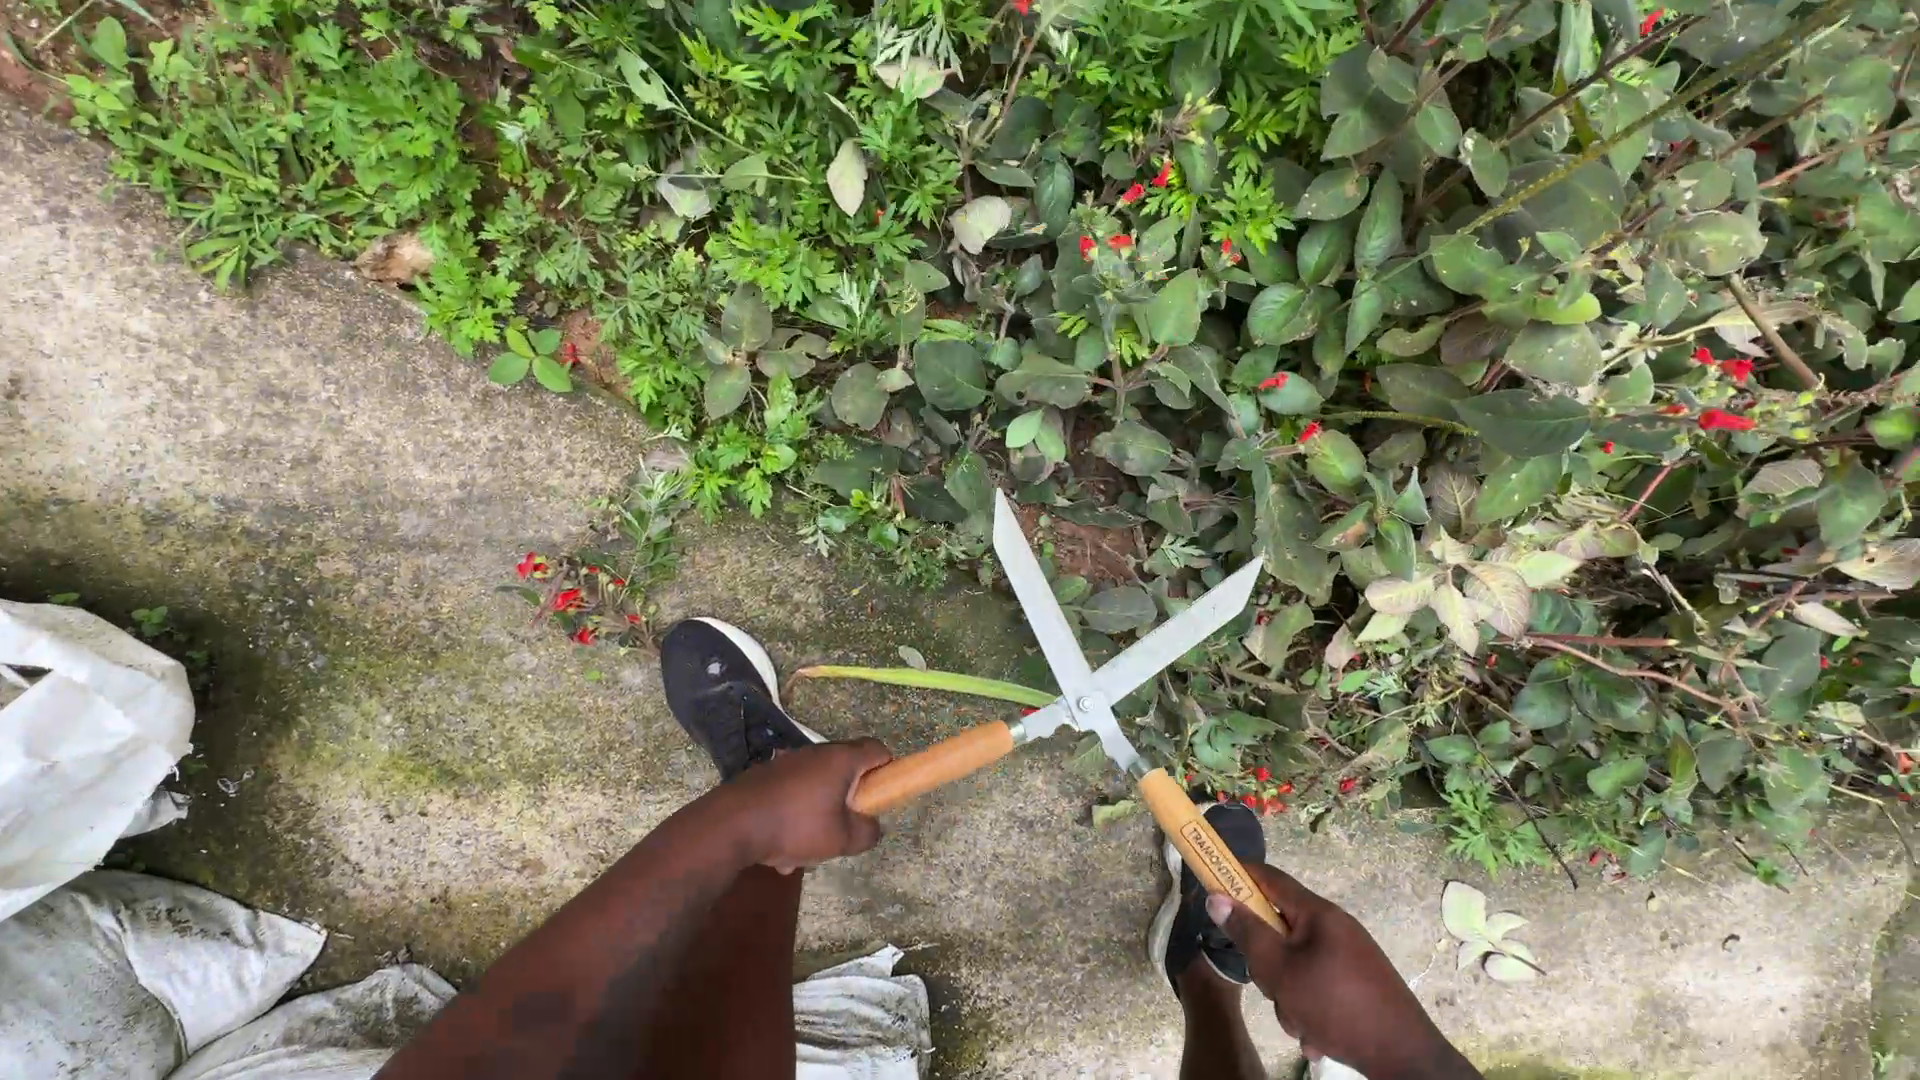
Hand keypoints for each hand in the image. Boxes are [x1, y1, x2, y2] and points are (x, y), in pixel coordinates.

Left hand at [717, 739, 891, 872]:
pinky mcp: (766, 776)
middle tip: (845, 826)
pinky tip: (778, 850)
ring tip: (805, 851)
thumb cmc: (795, 826)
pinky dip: (793, 817)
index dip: (888, 770)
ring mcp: (788, 762)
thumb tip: (872, 826)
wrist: (731, 824)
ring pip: (817, 788)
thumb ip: (867, 832)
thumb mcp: (842, 839)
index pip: (878, 749)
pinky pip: (792, 795)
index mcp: (841, 759)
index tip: (882, 796)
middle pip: (846, 770)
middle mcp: (816, 753)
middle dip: (849, 801)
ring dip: (818, 815)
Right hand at [1206, 863, 1478, 1079]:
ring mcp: (1349, 958)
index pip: (1269, 877)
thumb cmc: (1336, 1005)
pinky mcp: (1359, 986)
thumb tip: (1216, 897)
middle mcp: (1334, 928)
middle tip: (1269, 983)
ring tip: (1300, 1022)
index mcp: (1318, 913)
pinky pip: (1318, 986)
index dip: (1237, 875)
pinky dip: (1310, 1009)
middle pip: (1280, 927)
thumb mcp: (1279, 970)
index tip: (1211, 883)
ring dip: (1288, 994)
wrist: (1407, 1060)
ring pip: (1297, 963)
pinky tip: (1317, 1036)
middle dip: (1267, 960)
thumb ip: (1245, 932)